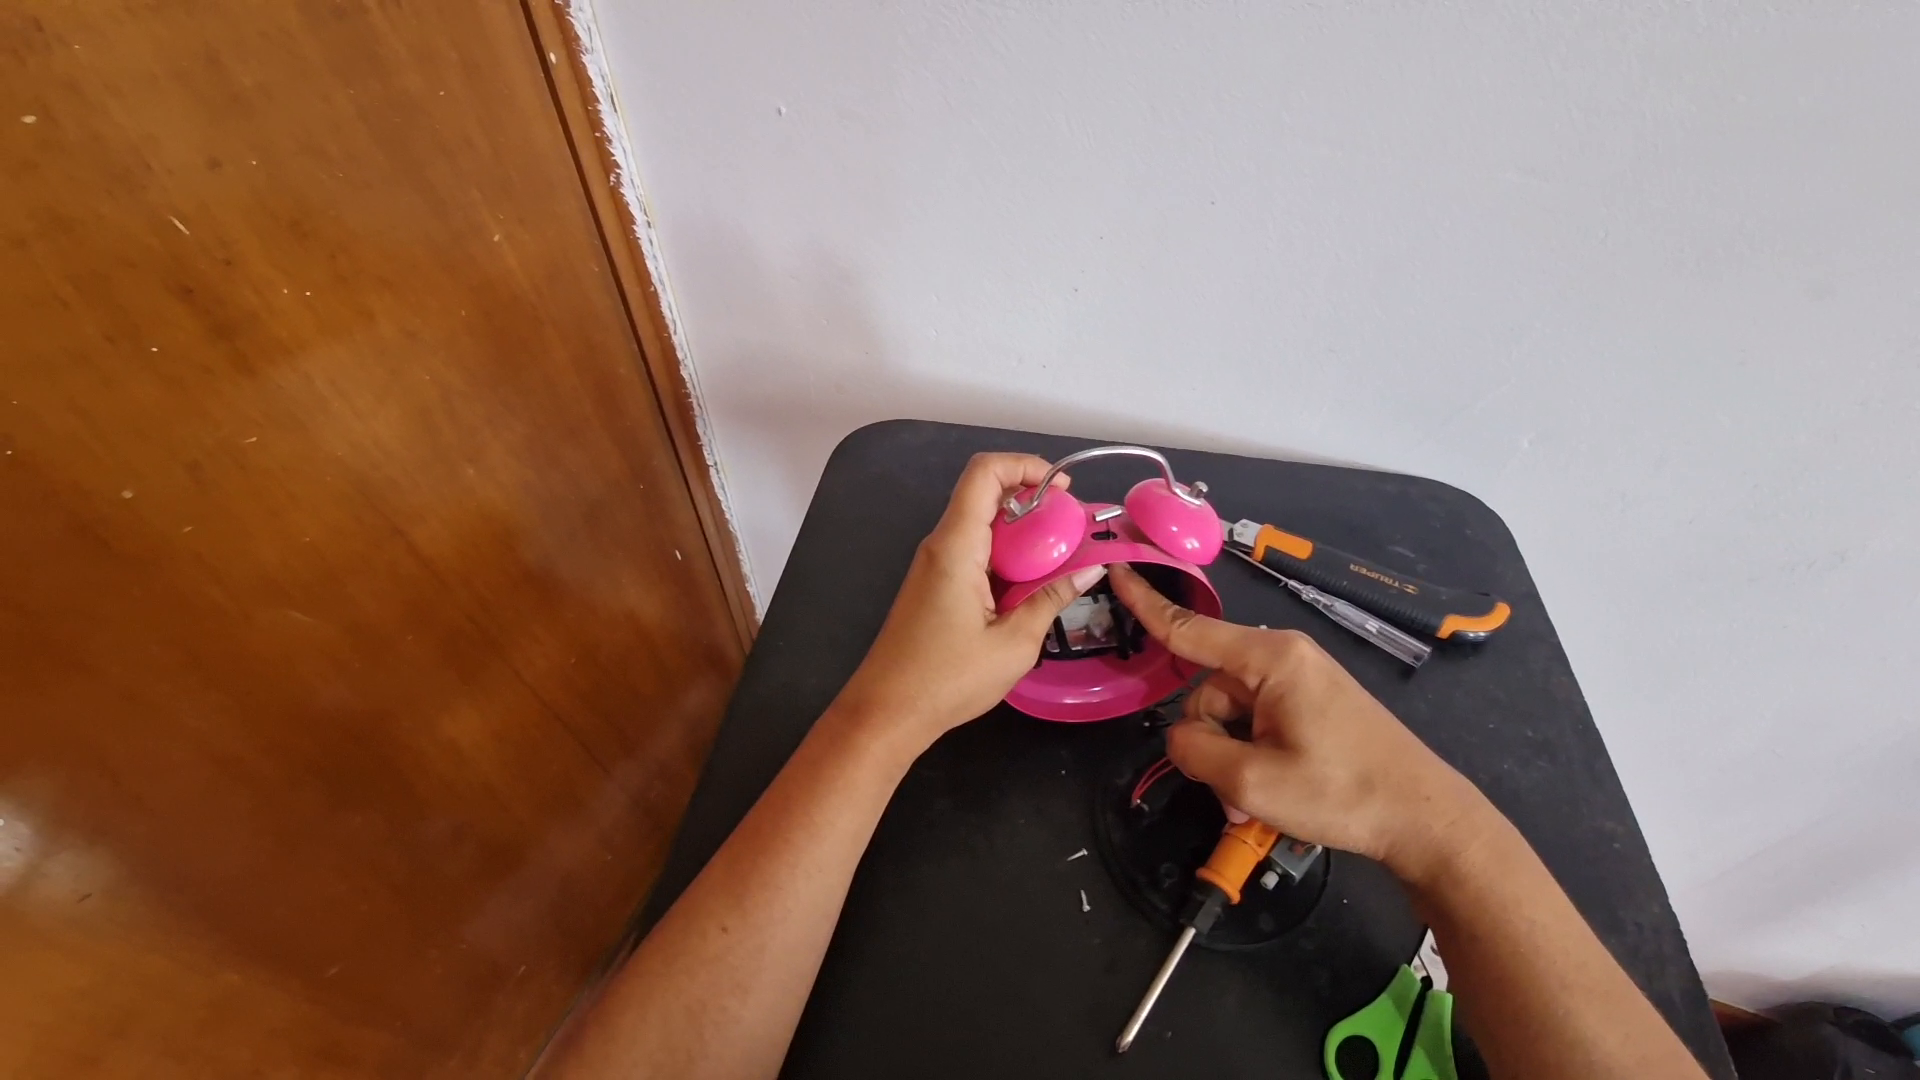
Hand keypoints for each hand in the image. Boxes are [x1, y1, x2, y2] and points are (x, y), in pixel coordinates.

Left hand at [833, 453, 1105, 752]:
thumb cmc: (948, 679)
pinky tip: (1030, 584)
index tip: (1062, 491)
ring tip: (1060, 559)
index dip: (1026, 466)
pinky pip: (974, 551)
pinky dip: (1005, 555)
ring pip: (982, 525)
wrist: (887, 711)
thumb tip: (1090, 569)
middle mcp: (941, 545)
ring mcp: (934, 564)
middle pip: (985, 495)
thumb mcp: (1014, 643)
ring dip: (1021, 533)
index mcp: (956, 546)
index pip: (985, 473)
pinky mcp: (934, 584)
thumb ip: (1052, 598)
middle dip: (1033, 501)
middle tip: (1072, 530)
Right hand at [1108, 564, 1492, 882]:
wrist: (1428, 821)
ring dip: (1231, 756)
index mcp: (1271, 658)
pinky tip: (1271, 792)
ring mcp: (1299, 678)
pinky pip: (1257, 719)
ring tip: (1257, 803)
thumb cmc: (1343, 795)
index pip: (1190, 628)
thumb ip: (1195, 750)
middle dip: (1210, 739)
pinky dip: (1252, 754)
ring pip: (1230, 711)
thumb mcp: (1252, 782)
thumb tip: (1181, 737)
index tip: (1116, 571)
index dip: (1146, 604)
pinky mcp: (1309, 701)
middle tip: (1236, 794)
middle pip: (1209, 688)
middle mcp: (1283, 656)